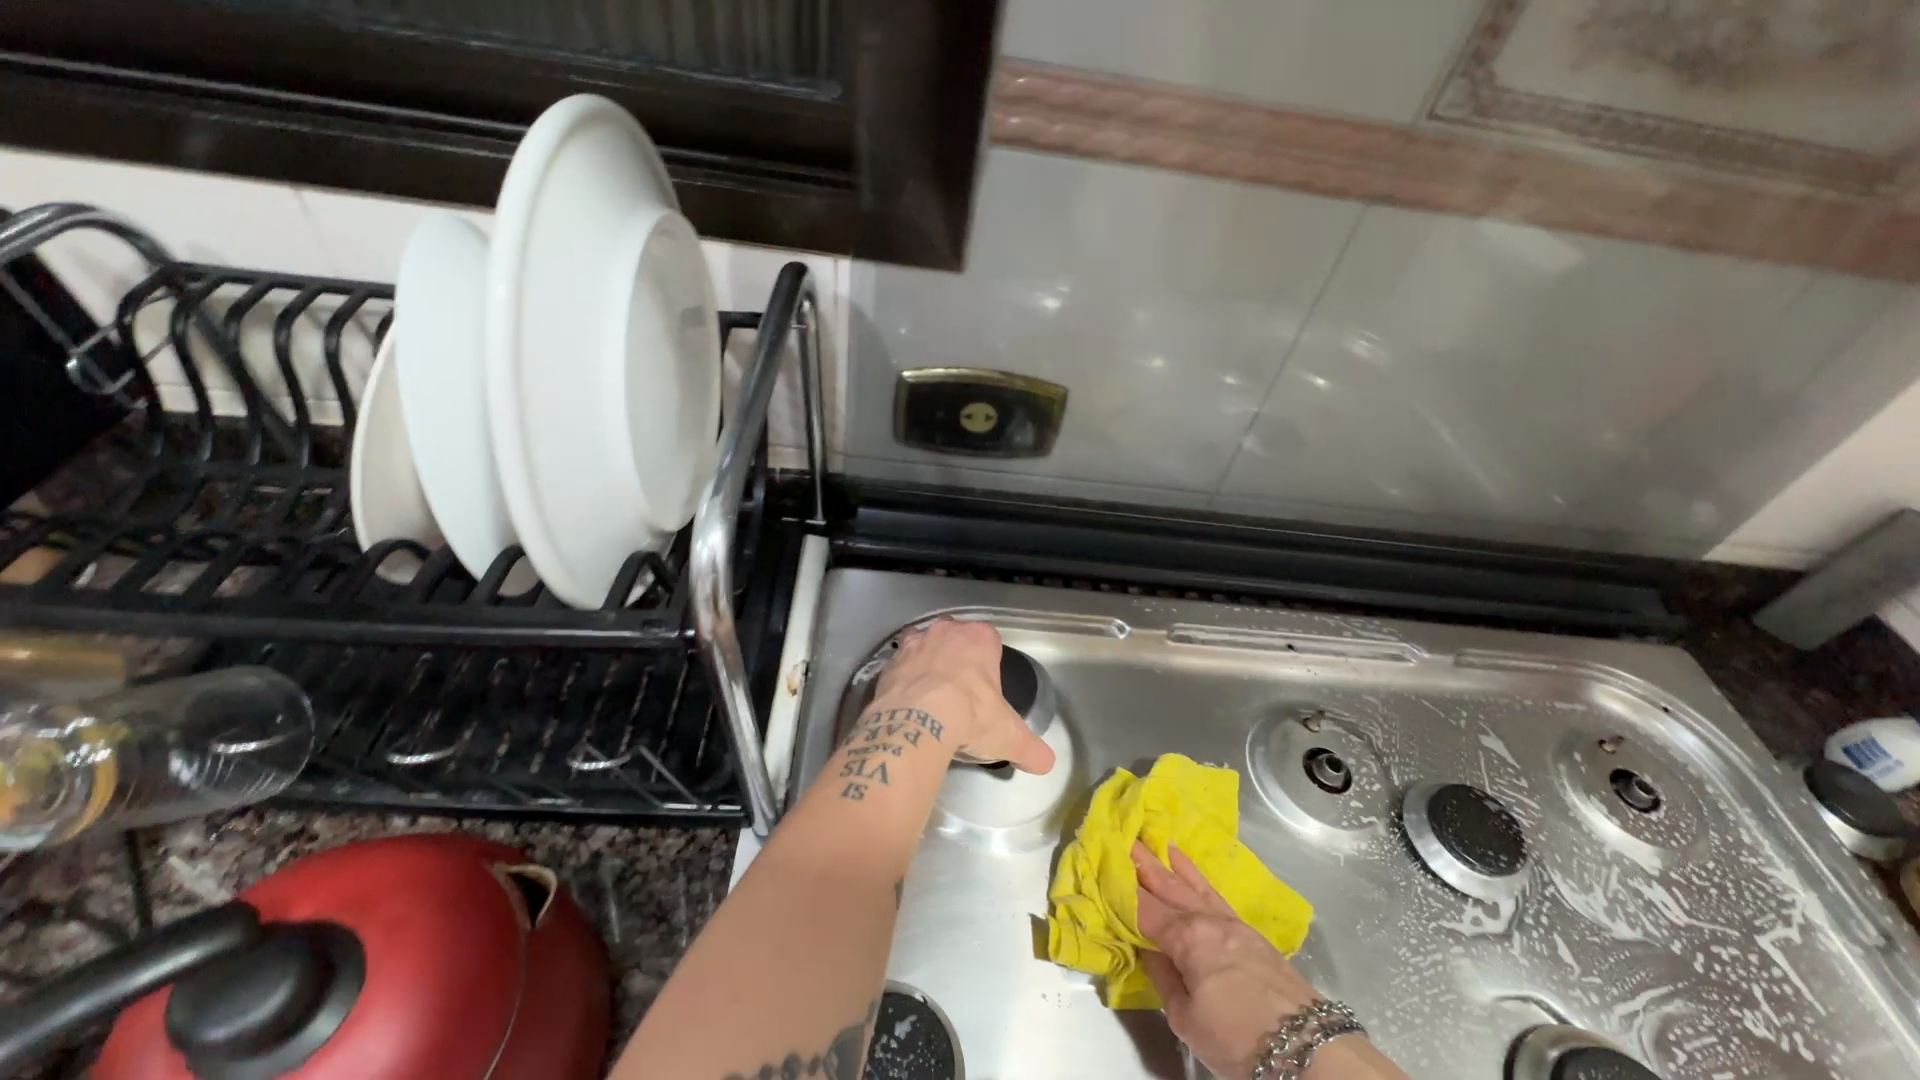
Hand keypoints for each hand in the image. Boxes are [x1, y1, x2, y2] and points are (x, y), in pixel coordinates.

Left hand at [869, 619, 1054, 773]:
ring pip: (925, 648)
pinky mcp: (890, 662)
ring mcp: (915, 643)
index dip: (989, 664)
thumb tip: (1046, 764)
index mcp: (980, 638)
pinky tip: (908, 705)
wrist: (919, 721)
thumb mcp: (1009, 736)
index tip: (986, 688)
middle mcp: (947, 631)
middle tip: (960, 694)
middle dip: (958, 660)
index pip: (990, 641)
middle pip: (956, 640)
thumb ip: (1031, 748)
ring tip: (931, 700)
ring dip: (928, 666)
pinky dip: (904, 681)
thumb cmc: (971, 716)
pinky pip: (900, 667)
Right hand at [1133, 842, 1319, 1079]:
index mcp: (1186, 939)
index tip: (1104, 866)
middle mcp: (1207, 921)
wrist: (1306, 1047)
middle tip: (1125, 838)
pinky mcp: (1251, 934)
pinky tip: (1191, 872)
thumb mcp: (1187, 1019)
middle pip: (1169, 888)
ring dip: (1172, 865)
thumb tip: (1150, 952)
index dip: (1122, 890)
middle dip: (1144, 864)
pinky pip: (1216, 896)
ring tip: (1156, 843)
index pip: (1144, 909)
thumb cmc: (1238, 1037)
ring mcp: (1232, 924)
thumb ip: (1163, 979)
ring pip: (1194, 887)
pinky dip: (1199, 879)